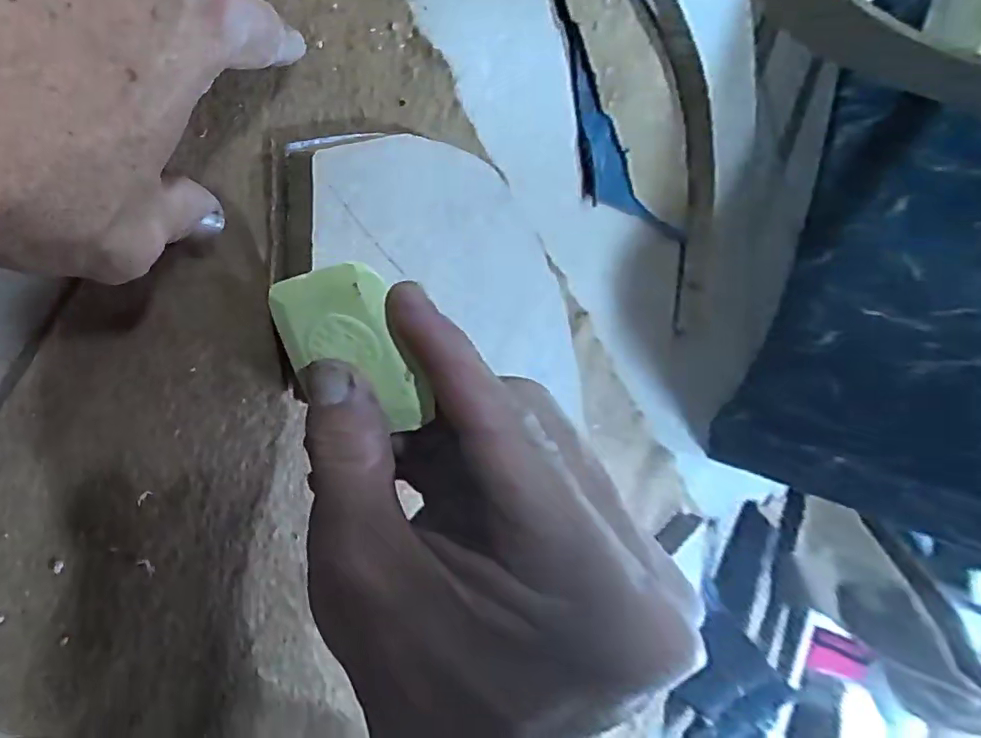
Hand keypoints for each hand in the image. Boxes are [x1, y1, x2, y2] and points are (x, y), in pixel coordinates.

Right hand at [302, 284, 702, 736]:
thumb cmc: (413, 686)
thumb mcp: (356, 572)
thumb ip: (344, 460)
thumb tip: (335, 368)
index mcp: (586, 582)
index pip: (506, 432)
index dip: (445, 353)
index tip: (401, 295)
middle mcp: (642, 566)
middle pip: (525, 427)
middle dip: (437, 398)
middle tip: (367, 393)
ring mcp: (645, 566)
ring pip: (533, 440)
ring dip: (451, 427)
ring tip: (389, 446)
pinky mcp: (624, 562)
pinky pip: (540, 469)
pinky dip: (473, 456)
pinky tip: (426, 473)